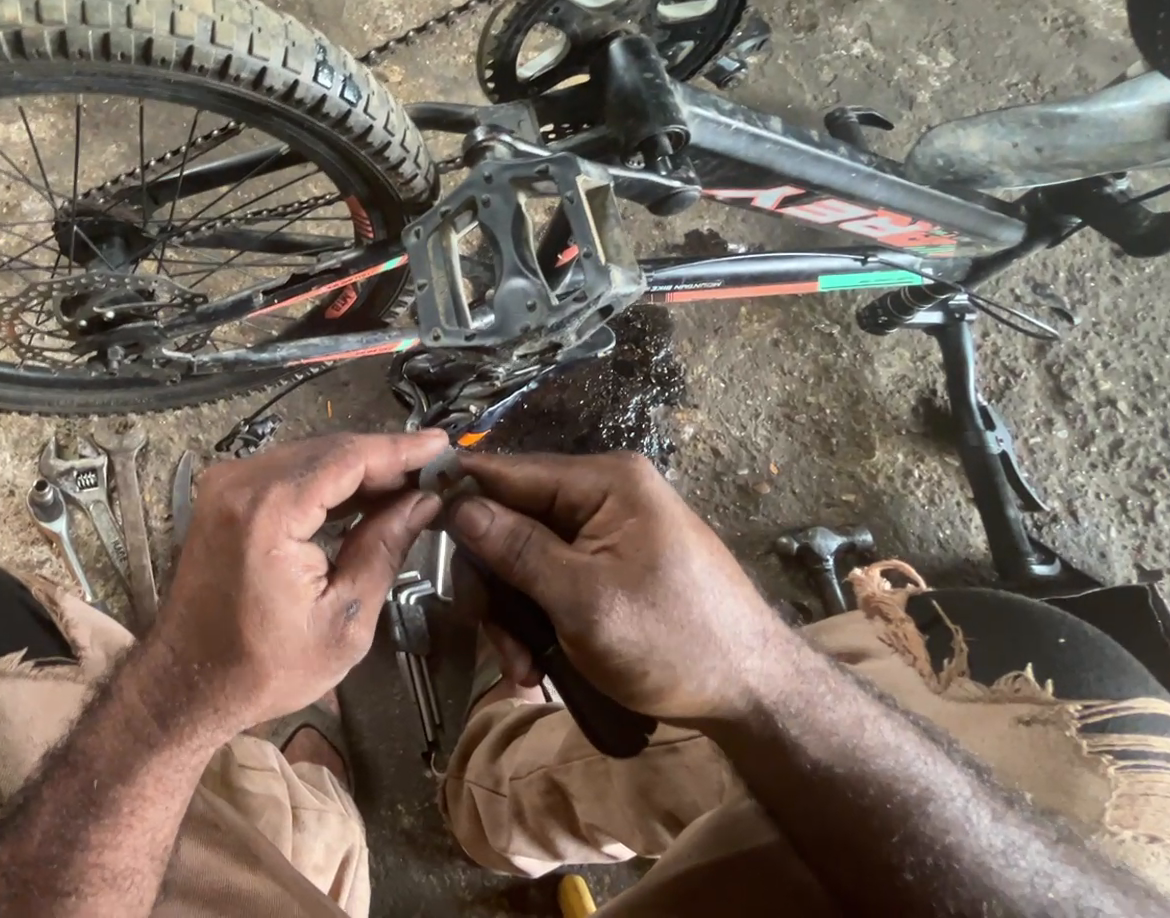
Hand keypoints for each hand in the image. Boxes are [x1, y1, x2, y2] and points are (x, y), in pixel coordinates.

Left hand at [154, 430, 448, 735]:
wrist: (188, 683)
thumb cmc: (266, 666)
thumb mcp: (343, 620)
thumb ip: (383, 549)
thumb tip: (423, 502)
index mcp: (268, 512)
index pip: (346, 458)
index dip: (399, 449)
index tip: (441, 444)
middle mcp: (240, 483)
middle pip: (327, 450)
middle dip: (383, 458)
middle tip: (432, 471)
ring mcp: (225, 485)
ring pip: (308, 457)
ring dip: (357, 468)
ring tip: (408, 484)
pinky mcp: (222, 495)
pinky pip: (285, 472)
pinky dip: (325, 480)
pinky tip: (362, 494)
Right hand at [450, 451, 796, 725]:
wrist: (755, 698)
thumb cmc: (674, 642)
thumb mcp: (584, 600)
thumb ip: (516, 549)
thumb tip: (456, 505)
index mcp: (604, 482)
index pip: (509, 471)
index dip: (460, 495)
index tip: (414, 523)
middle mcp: (600, 496)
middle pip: (511, 521)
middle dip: (495, 584)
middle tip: (492, 637)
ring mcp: (604, 532)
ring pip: (524, 558)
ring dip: (513, 614)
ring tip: (523, 667)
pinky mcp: (605, 565)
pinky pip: (548, 579)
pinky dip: (536, 620)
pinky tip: (539, 663)